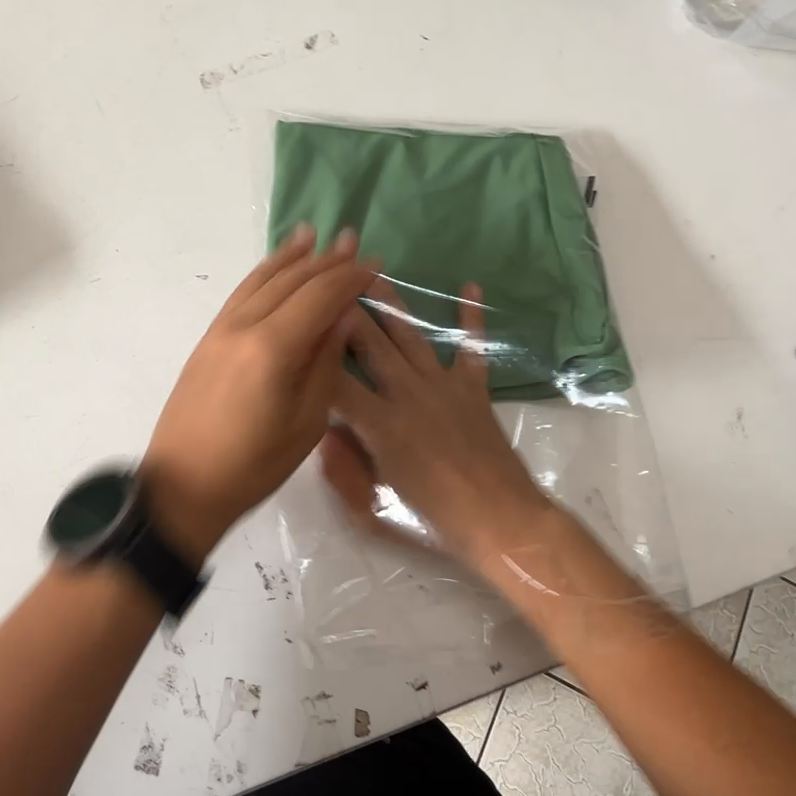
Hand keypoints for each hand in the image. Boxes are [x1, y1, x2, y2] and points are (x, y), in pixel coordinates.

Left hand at [143, 225, 376, 561]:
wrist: (183, 485)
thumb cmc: (254, 465)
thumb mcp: (307, 423)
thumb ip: (326, 363)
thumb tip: (342, 317)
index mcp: (273, 348)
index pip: (320, 296)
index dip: (350, 277)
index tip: (375, 265)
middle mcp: (244, 326)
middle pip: (291, 281)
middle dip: (325, 260)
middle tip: (353, 242)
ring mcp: (220, 330)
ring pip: (261, 280)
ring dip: (290, 257)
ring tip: (313, 235)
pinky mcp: (207, 339)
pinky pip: (241, 294)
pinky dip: (262, 274)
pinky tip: (274, 268)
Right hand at [319, 279, 548, 561]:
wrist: (501, 524)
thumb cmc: (432, 521)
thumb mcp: (372, 508)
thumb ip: (342, 469)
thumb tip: (320, 432)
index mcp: (379, 424)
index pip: (334, 380)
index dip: (312, 351)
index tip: (295, 325)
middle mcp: (407, 394)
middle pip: (369, 343)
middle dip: (345, 308)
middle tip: (326, 277)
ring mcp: (443, 387)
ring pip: (409, 335)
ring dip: (389, 302)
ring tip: (371, 271)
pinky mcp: (473, 389)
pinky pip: (470, 347)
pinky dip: (470, 317)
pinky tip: (470, 286)